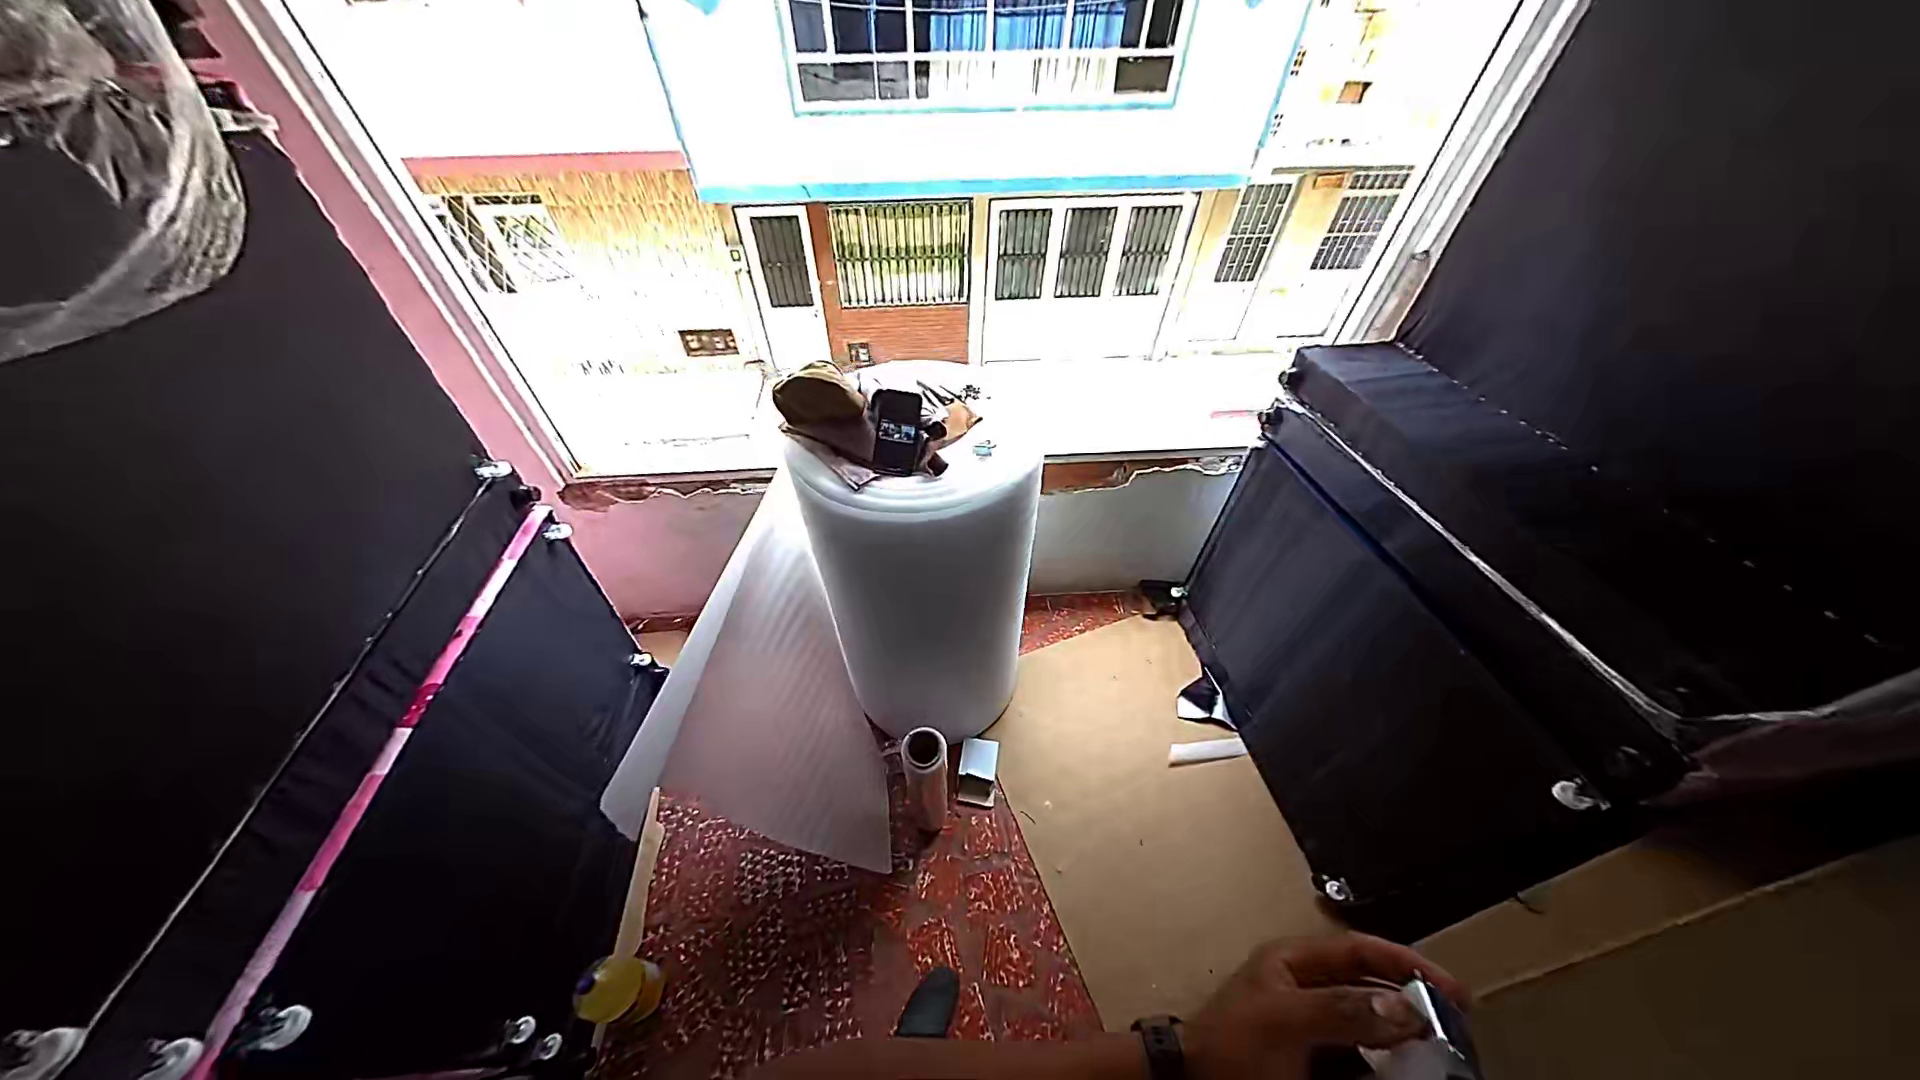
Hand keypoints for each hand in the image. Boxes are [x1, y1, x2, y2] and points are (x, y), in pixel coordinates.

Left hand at [1179, 933, 1468, 1079]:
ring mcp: (1309, 1021)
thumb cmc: (1232, 1043)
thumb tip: (1402, 1006)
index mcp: (1292, 962)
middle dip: (1411, 1000)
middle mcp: (1304, 985)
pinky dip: (1384, 1061)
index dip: (1405, 962)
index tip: (1453, 990)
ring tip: (1440, 1053)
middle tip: (1456, 1027)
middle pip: (1368, 983)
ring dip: (1402, 1034)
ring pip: (1369, 1019)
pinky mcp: (1313, 1055)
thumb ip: (1339, 1010)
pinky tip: (1405, 1071)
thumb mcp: (1284, 1020)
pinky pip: (1360, 1053)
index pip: (1357, 949)